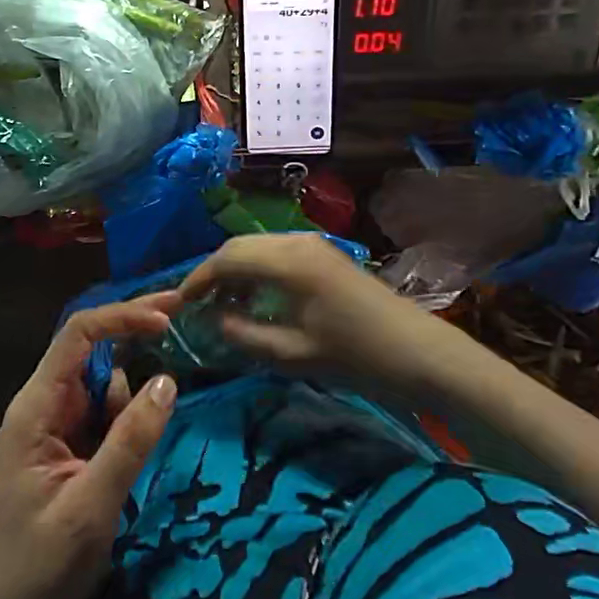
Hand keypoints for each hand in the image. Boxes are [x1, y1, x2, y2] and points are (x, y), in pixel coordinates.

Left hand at [0, 294, 179, 598]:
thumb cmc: (33, 568)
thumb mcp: (89, 509)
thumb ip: (129, 443)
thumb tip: (167, 380)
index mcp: (35, 408)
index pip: (78, 336)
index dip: (123, 317)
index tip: (169, 318)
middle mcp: (43, 406)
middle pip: (92, 350)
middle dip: (135, 333)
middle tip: (182, 318)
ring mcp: (54, 427)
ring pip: (103, 387)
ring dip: (130, 401)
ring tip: (123, 462)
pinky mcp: (66, 450)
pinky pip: (102, 419)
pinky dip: (124, 424)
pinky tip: (120, 467)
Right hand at [177, 233, 438, 381]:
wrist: (420, 355)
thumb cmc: (355, 356)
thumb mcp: (291, 353)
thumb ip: (243, 334)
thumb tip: (213, 319)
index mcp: (287, 261)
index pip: (226, 258)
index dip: (197, 279)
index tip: (178, 303)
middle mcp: (296, 241)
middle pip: (239, 246)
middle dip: (213, 272)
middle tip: (195, 304)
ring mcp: (313, 245)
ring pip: (257, 248)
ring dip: (235, 271)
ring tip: (221, 306)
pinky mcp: (323, 255)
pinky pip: (276, 254)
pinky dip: (257, 272)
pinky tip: (254, 299)